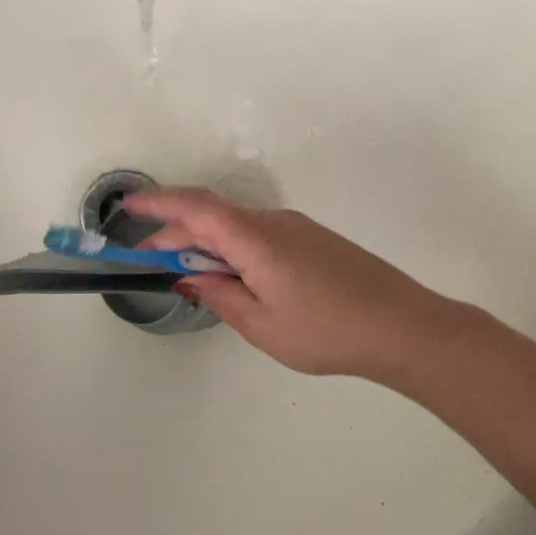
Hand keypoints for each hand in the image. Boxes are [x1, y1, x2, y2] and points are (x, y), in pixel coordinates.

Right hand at [123, 188, 464, 380]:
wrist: (407, 329)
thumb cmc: (328, 331)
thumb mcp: (261, 325)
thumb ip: (219, 296)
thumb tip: (191, 276)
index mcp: (256, 241)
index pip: (196, 209)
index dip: (158, 203)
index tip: (128, 206)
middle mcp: (274, 224)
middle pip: (213, 216)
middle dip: (175, 232)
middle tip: (148, 259)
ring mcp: (298, 229)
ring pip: (236, 226)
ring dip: (204, 242)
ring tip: (187, 272)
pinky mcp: (313, 241)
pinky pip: (258, 235)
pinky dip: (232, 248)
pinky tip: (232, 276)